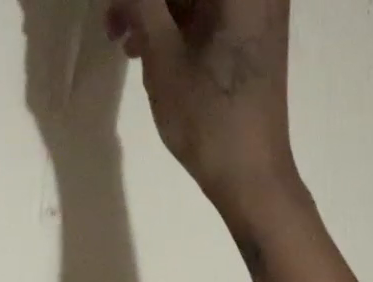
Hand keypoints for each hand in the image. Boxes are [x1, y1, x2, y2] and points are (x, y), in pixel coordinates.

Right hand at [107, 0, 297, 212]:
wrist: (251, 173)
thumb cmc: (207, 118)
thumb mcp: (164, 59)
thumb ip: (143, 5)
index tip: (116, 10)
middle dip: (149, 1)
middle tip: (113, 25)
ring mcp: (260, 11)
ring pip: (197, 1)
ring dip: (158, 12)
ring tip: (126, 44)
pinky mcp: (254, 35)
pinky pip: (210, 15)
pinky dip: (179, 25)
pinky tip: (151, 50)